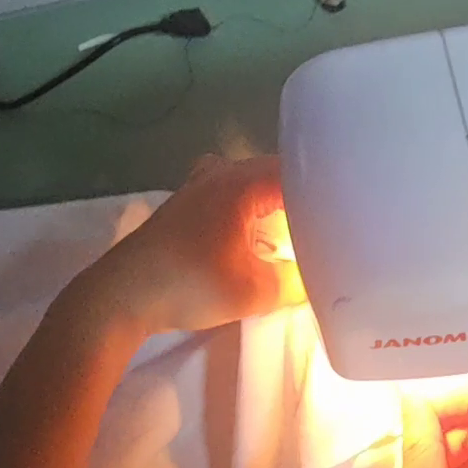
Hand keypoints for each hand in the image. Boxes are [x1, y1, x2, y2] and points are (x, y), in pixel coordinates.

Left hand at [85, 154, 305, 333]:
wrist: (123, 295)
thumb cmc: (190, 284)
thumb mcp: (255, 292)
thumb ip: (295, 282)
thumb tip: (317, 278)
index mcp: (241, 183)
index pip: (297, 172)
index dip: (324, 190)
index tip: (344, 212)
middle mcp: (220, 174)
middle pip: (273, 172)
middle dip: (301, 194)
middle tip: (327, 221)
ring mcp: (197, 187)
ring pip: (248, 180)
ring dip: (271, 198)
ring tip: (292, 225)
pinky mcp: (183, 207)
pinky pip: (228, 192)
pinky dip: (247, 205)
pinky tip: (252, 231)